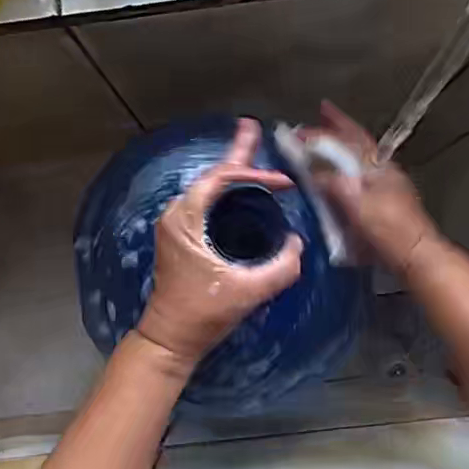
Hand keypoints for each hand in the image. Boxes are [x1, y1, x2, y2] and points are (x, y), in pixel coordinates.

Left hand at [135, 119, 304, 364]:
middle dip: (238, 155)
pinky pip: (208, 203)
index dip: (255, 174)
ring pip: (210, 189)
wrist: (170, 340)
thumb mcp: (248, 291)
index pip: (221, 179)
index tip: (284, 183)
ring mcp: (178, 226)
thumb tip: (298, 244)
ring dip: (234, 173)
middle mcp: (177, 215)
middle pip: (213, 176)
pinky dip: (228, 192)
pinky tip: (244, 191)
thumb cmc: (203, 313)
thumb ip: (281, 267)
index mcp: (186, 219)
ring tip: (252, 152)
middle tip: (253, 128)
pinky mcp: (184, 238)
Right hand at [302, 101, 440, 275]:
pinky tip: (339, 182)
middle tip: (322, 120)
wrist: (417, 256)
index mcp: (378, 168)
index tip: (316, 115)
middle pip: (360, 145)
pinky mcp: (388, 207)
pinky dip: (347, 174)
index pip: (353, 138)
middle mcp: (385, 172)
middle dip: (339, 132)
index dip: (333, 125)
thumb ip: (335, 186)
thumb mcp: (357, 206)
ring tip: (325, 149)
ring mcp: (389, 189)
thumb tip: (317, 175)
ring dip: (342, 152)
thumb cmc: (390, 231)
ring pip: (361, 162)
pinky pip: (362, 181)